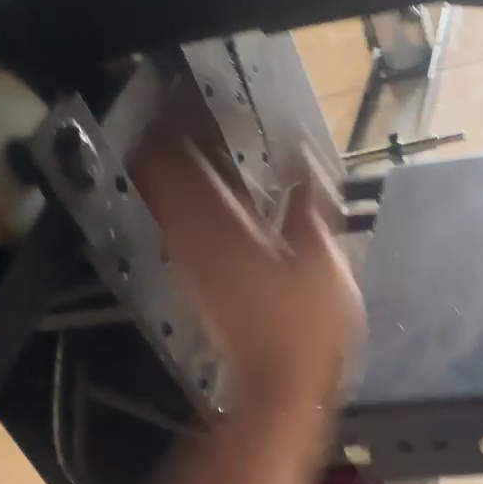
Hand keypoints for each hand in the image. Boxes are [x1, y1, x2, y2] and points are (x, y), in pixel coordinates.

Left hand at [134, 135, 364, 412]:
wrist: (280, 390)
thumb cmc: (307, 329)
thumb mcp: (323, 262)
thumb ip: (310, 208)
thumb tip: (303, 167)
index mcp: (224, 223)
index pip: (182, 152)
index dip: (178, 115)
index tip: (189, 93)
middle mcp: (193, 237)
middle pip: (158, 172)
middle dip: (168, 138)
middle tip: (189, 116)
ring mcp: (190, 263)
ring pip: (163, 200)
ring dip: (175, 172)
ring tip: (197, 152)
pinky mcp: (197, 284)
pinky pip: (179, 227)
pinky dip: (188, 205)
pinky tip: (213, 204)